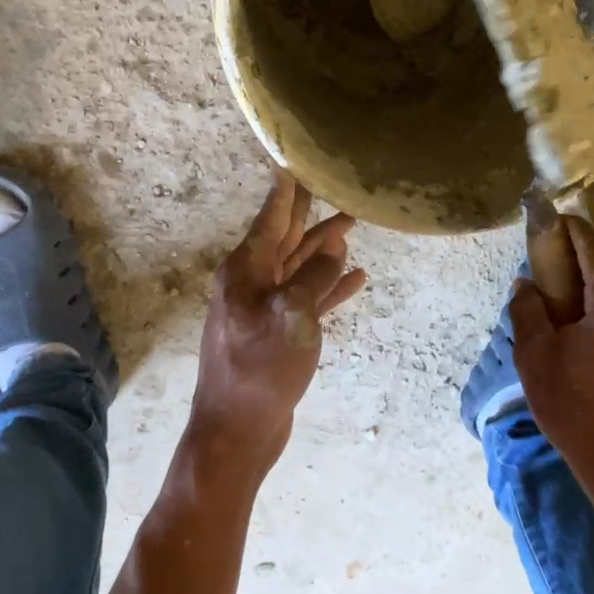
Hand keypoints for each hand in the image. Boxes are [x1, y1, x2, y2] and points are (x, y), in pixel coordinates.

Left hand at [188, 172, 366, 470]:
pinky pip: (306, 299)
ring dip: (324, 249)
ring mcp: (264, 309)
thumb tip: (334, 248)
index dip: (286, 192)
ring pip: (299, 268)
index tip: (294, 163)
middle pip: (286, 238)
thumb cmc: (260, 368)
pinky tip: (356, 277)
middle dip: (310, 214)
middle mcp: (252, 283)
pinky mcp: (278, 334)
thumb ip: (315, 277)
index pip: (271, 218)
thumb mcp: (292, 316)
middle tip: (333, 186)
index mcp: (246, 270)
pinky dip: (328, 287)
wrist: (237, 431)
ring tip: (352, 224)